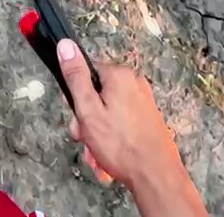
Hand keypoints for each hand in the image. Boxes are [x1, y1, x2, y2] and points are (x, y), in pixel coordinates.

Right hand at [59, 41, 206, 215]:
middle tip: (88, 140)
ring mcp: (144, 102)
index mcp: (119, 75)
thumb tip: (65, 45)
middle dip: (89, 121)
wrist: (157, 178)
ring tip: (100, 156)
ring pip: (110, 113)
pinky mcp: (150, 119)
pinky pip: (124, 124)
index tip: (77, 118)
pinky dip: (116, 139)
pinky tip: (112, 159)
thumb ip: (76, 77)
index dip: (77, 98)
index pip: (87, 74)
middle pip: (99, 95)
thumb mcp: (88, 110)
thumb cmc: (123, 146)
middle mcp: (134, 83)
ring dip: (100, 135)